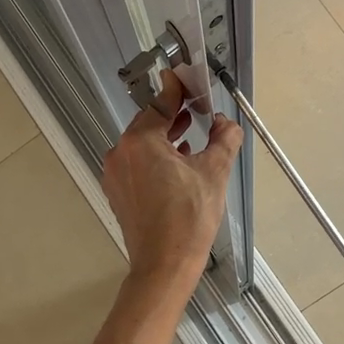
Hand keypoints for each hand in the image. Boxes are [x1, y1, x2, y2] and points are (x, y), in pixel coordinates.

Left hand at [101, 70, 243, 290]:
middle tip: (196, 108)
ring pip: (141, 147)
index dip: (177, 90)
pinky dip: (156, 160)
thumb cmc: (188, 219)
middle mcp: (121, 155)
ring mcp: (116, 177)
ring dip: (165, 139)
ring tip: (190, 135)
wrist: (164, 265)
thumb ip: (223, 139)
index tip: (186, 78)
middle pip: (147, 124)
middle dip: (172, 116)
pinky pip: (137, 167)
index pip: (160, 104)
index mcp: (139, 142)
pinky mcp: (119, 195)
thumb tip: (227, 124)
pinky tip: (176, 164)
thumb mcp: (214, 172)